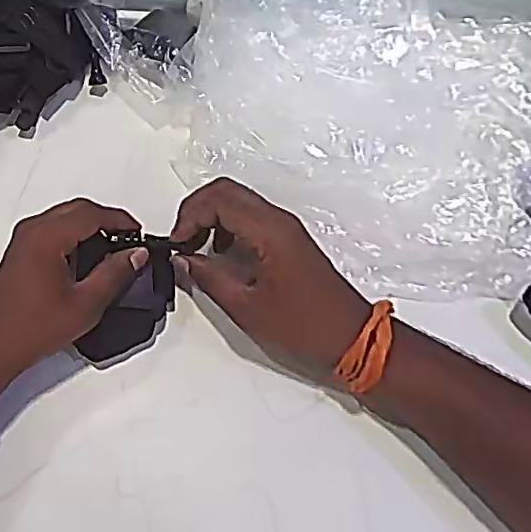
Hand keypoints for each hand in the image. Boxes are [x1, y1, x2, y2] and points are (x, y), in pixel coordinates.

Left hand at [0, 199, 147, 384]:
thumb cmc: (29, 328)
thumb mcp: (86, 304)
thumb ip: (115, 274)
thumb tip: (134, 255)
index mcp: (46, 237)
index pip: (90, 213)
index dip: (119, 220)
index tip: (137, 233)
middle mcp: (31, 231)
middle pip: (76, 209)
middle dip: (106, 220)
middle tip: (129, 239)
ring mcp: (22, 240)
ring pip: (63, 217)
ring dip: (88, 226)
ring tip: (112, 250)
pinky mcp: (19, 251)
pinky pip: (51, 229)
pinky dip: (72, 235)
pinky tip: (87, 259)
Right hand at [172, 177, 372, 375]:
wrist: (354, 340)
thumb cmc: (305, 326)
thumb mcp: (245, 307)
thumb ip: (207, 277)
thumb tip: (182, 260)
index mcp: (269, 231)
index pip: (217, 201)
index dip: (189, 218)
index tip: (177, 244)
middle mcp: (278, 220)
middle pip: (225, 191)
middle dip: (195, 210)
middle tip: (181, 239)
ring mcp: (284, 227)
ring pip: (236, 200)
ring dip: (209, 215)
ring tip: (195, 247)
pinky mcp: (287, 238)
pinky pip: (248, 216)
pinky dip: (225, 224)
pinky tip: (218, 253)